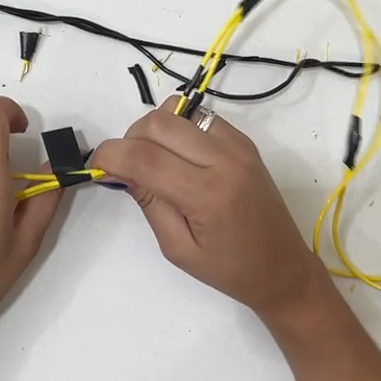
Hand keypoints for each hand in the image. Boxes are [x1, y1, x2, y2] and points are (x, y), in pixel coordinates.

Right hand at [92, 97, 332, 324]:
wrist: (284, 267)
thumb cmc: (229, 269)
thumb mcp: (177, 248)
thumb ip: (148, 203)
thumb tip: (119, 169)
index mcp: (207, 195)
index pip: (144, 158)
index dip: (110, 156)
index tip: (97, 167)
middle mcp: (225, 161)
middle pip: (159, 122)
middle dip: (130, 139)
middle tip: (128, 168)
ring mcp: (238, 146)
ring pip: (178, 110)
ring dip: (155, 130)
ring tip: (155, 161)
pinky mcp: (244, 141)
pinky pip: (199, 117)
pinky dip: (179, 129)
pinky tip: (180, 158)